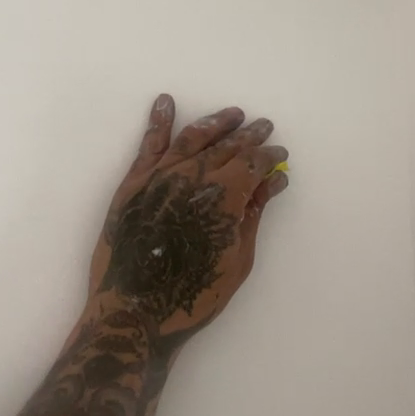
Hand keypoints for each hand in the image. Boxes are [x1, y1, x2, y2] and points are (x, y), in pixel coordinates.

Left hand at [85, 95, 288, 344]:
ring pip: (193, 137)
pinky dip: (159, 120)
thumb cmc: (195, 295)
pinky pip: (149, 144)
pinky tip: (166, 103)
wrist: (135, 312)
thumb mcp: (238, 259)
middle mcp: (193, 177)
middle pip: (228, 146)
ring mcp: (161, 176)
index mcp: (223, 196)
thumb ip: (252, 215)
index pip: (254, 163)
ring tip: (232, 114)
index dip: (270, 157)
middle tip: (264, 126)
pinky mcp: (134, 182)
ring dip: (216, 122)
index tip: (280, 156)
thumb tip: (271, 184)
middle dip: (250, 135)